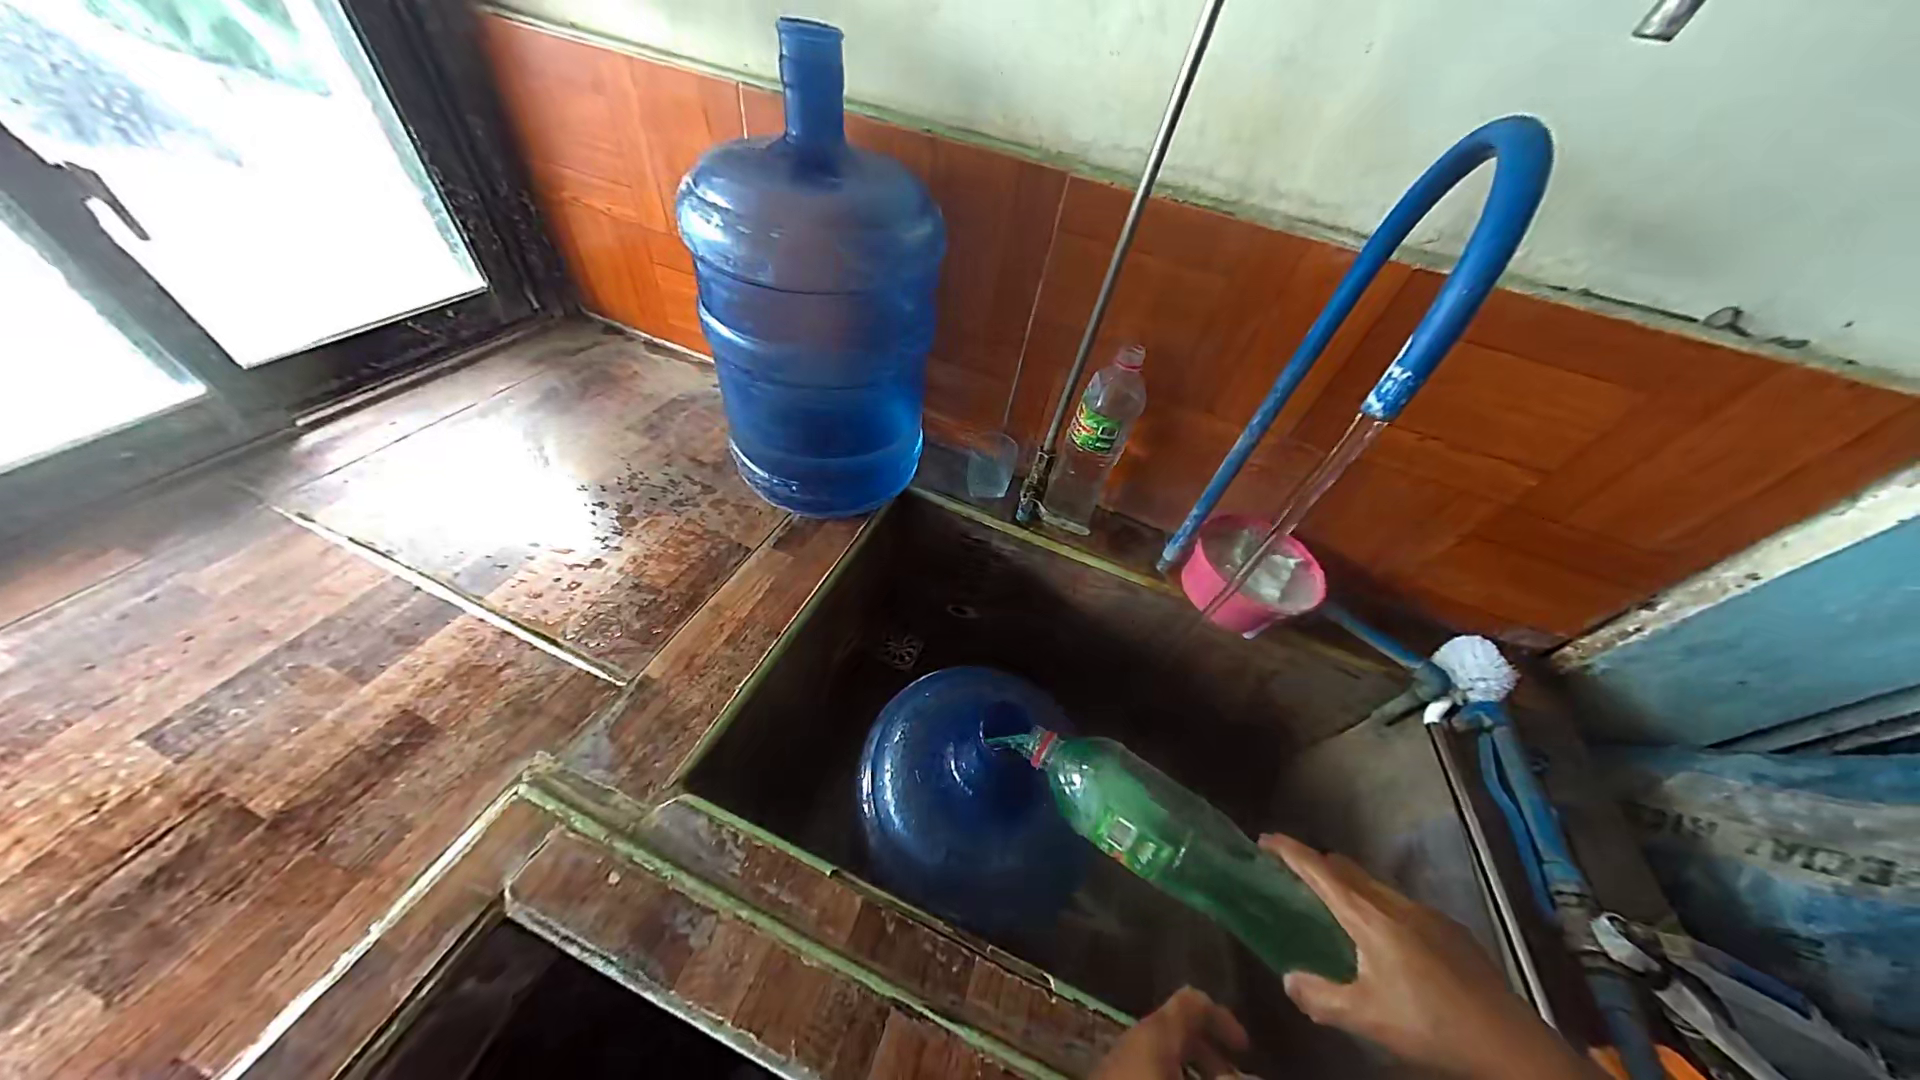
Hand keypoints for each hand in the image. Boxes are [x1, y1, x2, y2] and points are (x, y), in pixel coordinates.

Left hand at [1091, 986, 1248, 1079]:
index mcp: (1155, 1035)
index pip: (1191, 1003)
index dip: (1222, 1019)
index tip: (1246, 1052)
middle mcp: (1136, 1041)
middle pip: (1179, 1031)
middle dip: (1212, 1057)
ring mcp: (1121, 1065)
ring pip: (1164, 1058)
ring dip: (1193, 1075)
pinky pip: (1149, 1075)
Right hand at [1260, 833, 1599, 1079]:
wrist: (1516, 1049)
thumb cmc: (1432, 1026)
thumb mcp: (1367, 1019)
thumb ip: (1320, 997)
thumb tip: (1289, 979)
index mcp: (1369, 917)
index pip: (1319, 870)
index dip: (1289, 851)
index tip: (1264, 839)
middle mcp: (1396, 904)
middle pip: (1346, 868)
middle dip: (1316, 865)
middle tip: (1293, 877)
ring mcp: (1428, 914)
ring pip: (1375, 884)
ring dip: (1349, 885)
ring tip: (1336, 910)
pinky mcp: (1453, 931)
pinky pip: (1401, 903)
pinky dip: (1378, 906)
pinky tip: (1387, 941)